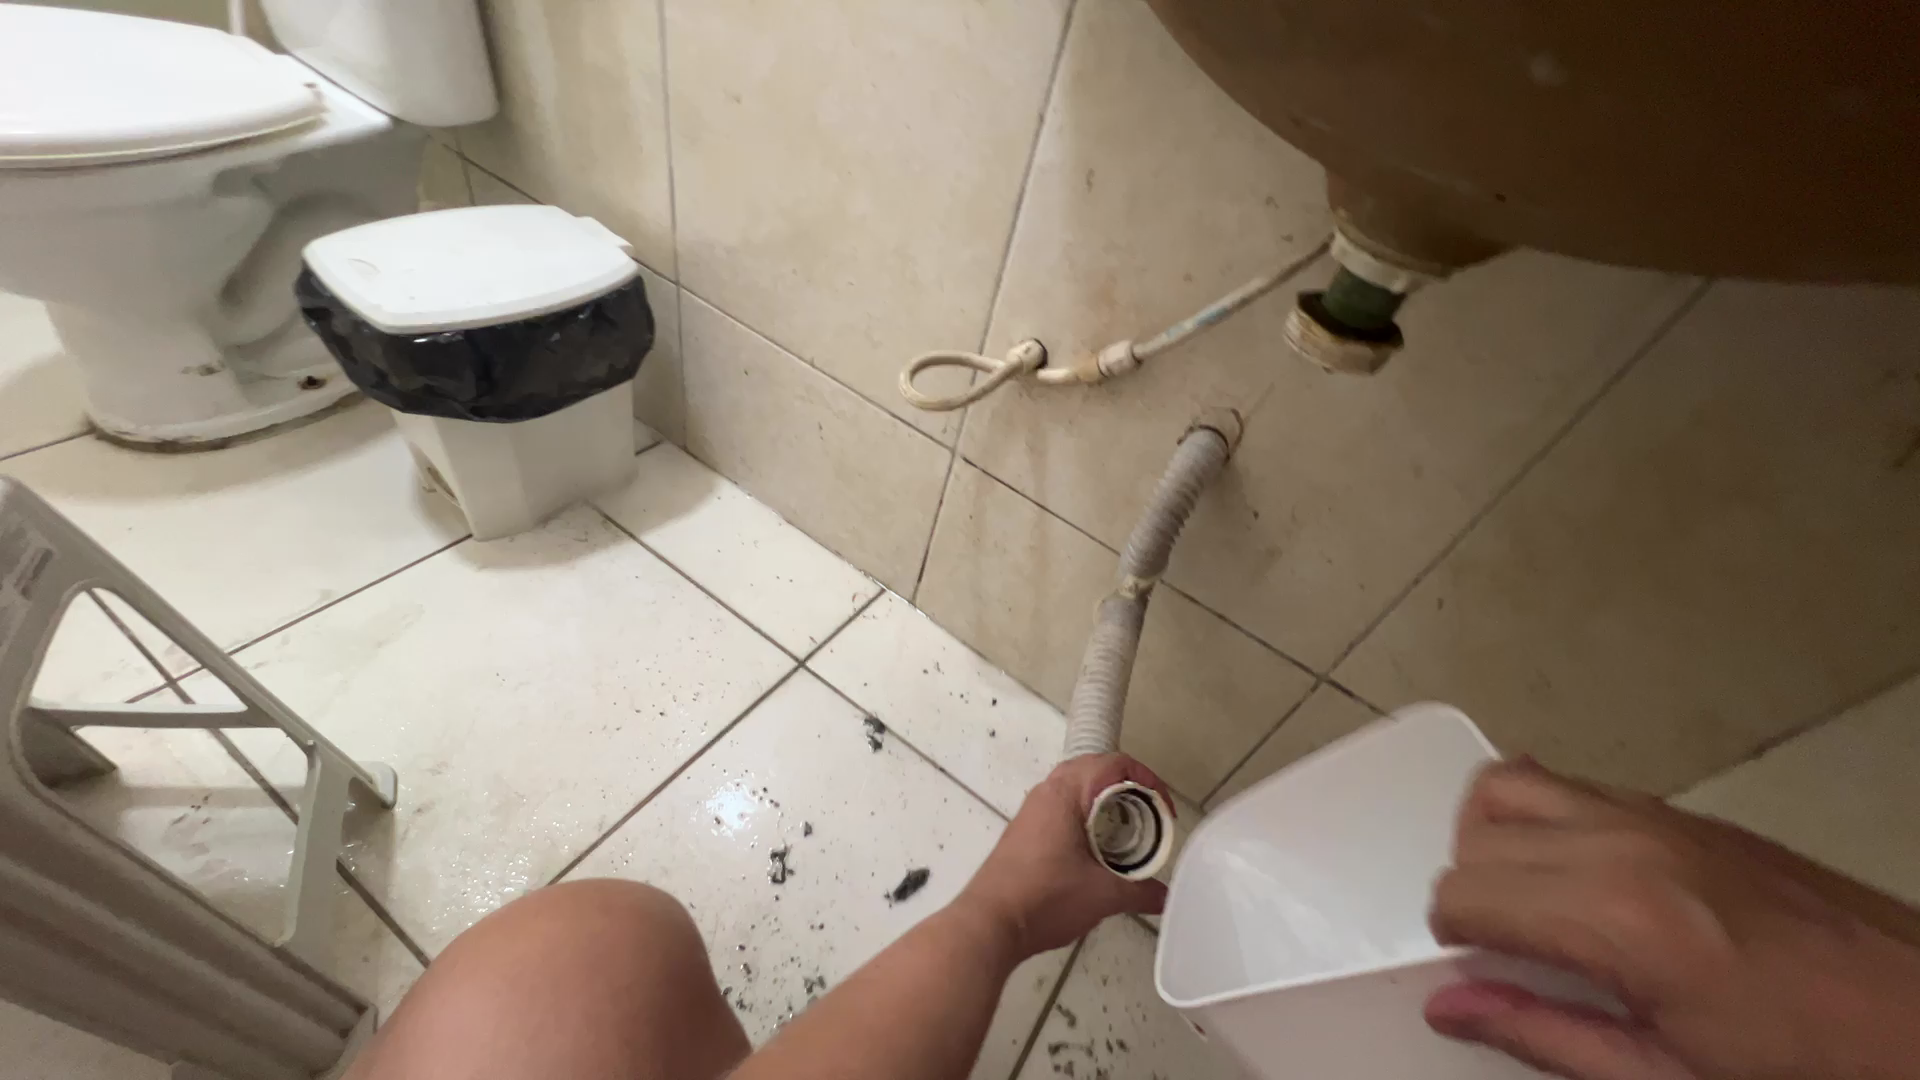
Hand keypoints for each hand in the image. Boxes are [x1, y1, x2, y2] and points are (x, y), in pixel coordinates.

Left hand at [956, 754, 1173, 958]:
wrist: (991, 920)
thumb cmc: (1047, 897)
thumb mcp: (1103, 895)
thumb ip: (1140, 891)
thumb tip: (1166, 895)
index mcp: (1067, 792)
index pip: (1114, 763)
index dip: (1147, 780)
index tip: (1164, 811)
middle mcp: (1048, 790)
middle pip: (1096, 768)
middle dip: (1128, 788)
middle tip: (1150, 818)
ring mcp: (1033, 807)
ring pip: (1077, 786)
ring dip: (1106, 800)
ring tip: (1129, 831)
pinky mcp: (1026, 826)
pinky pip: (1063, 803)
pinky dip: (1087, 813)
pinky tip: (1098, 846)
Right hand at [1425, 758, 1919, 1079]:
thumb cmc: (1810, 1068)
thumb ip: (1545, 1036)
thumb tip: (1443, 1008)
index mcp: (1615, 921)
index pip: (1464, 896)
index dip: (1455, 938)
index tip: (1485, 971)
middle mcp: (1616, 845)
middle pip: (1473, 840)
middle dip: (1470, 893)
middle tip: (1511, 946)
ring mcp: (1645, 813)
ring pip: (1499, 788)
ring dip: (1487, 836)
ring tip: (1524, 890)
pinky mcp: (1671, 804)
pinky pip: (1558, 778)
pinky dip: (1533, 811)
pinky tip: (1568, 861)